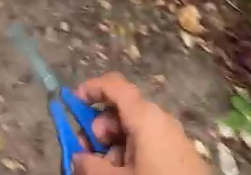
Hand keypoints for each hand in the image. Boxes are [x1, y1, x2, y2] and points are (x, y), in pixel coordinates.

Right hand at [72, 73, 211, 174]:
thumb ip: (91, 166)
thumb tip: (76, 157)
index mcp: (144, 115)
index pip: (114, 85)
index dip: (91, 88)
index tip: (72, 104)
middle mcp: (158, 117)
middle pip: (120, 111)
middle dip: (99, 130)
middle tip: (87, 154)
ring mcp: (170, 134)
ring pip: (133, 130)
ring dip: (113, 147)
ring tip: (107, 171)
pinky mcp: (178, 151)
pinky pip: (147, 142)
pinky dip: (131, 153)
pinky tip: (127, 174)